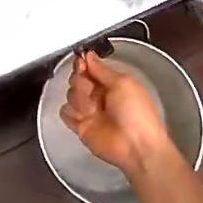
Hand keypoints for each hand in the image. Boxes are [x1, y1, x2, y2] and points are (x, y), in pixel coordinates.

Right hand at [60, 53, 176, 176]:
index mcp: (112, 83)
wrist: (136, 146)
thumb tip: (89, 56)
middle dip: (79, 81)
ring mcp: (89, 111)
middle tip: (89, 89)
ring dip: (78, 98)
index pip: (90, 68)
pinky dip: (71, 112)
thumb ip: (102, 69)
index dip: (83, 64)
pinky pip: (65, 112)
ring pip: (70, 94)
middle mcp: (99, 96)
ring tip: (92, 109)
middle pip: (77, 79)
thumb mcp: (123, 83)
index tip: (80, 62)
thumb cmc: (137, 112)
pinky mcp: (80, 126)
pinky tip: (84, 117)